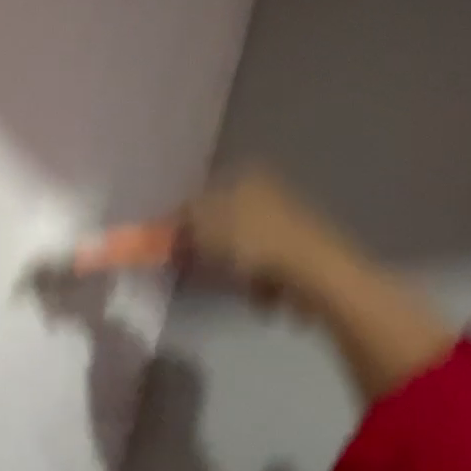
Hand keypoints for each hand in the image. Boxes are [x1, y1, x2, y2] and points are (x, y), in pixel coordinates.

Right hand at [179, 169, 355, 306]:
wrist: (317, 273)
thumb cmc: (252, 242)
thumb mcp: (200, 231)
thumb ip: (174, 231)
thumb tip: (154, 235)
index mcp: (244, 175)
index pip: (201, 196)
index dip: (181, 223)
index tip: (168, 250)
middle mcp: (270, 190)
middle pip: (223, 220)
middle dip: (208, 247)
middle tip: (193, 270)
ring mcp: (292, 220)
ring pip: (246, 245)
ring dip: (235, 267)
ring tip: (231, 286)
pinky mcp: (307, 251)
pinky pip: (270, 266)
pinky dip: (261, 282)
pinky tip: (260, 295)